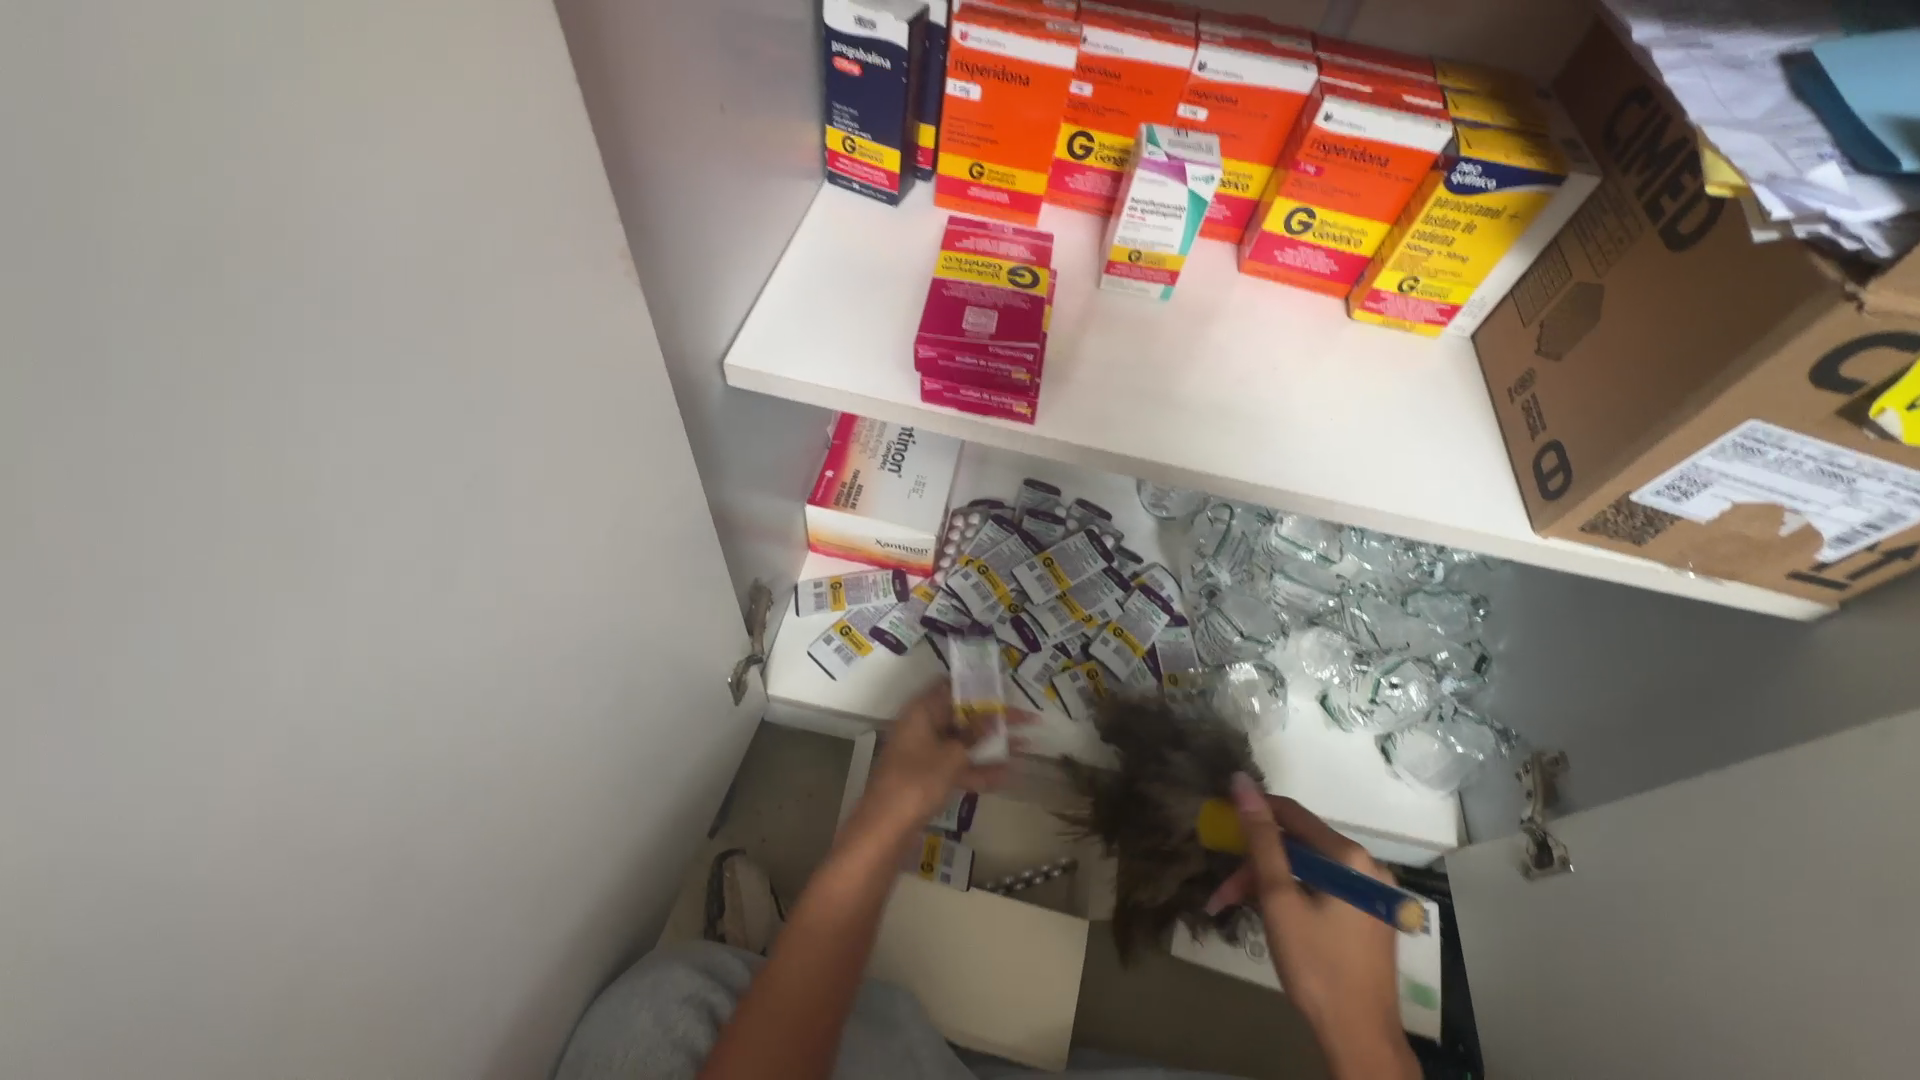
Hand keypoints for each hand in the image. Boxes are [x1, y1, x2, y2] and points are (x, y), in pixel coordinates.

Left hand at [854, 679, 1028, 836]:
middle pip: (961, 717)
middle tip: (1025, 719)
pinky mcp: (928, 778)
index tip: (1006, 691)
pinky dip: (979, 770)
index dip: (979, 688)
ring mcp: (924, 754)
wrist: (885, 829)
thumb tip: (994, 716)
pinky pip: (957, 767)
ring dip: (991, 745)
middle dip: (992, 720)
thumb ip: (975, 734)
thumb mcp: (951, 756)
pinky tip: (1007, 775)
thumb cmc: (917, 782)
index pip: (952, 688)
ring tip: (1026, 746)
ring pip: (962, 743)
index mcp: (921, 712)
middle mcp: (922, 727)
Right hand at [1204, 773, 1414, 1079]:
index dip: (1253, 811)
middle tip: (1223, 889)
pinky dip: (1292, 896)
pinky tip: (1270, 916)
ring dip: (1268, 884)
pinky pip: (1323, 890)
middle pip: (1299, 846)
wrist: (1360, 1036)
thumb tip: (1242, 782)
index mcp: (1350, 857)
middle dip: (1255, 863)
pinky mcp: (1369, 917)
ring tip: (1233, 907)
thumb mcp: (1279, 899)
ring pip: (1308, 871)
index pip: (1292, 813)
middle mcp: (1367, 867)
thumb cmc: (1315, 965)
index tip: (1218, 818)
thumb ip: (1261, 840)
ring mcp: (1372, 894)